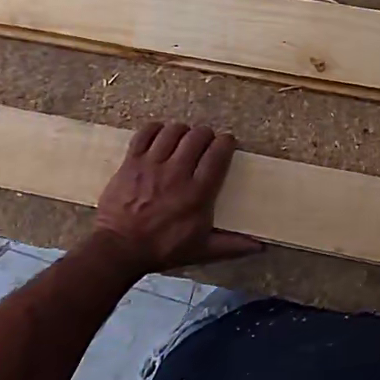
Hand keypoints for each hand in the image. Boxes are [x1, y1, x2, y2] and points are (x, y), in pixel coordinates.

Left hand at [91, 122, 262, 273]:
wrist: (120, 248)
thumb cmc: (163, 249)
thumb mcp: (201, 250)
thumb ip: (232, 246)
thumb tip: (259, 247)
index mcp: (198, 192)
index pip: (218, 154)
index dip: (226, 142)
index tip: (227, 143)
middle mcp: (177, 172)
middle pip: (197, 137)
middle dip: (206, 134)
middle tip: (206, 141)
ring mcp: (152, 164)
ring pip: (173, 131)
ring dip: (182, 131)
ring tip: (184, 138)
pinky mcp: (131, 162)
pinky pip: (145, 134)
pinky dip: (155, 129)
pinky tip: (160, 134)